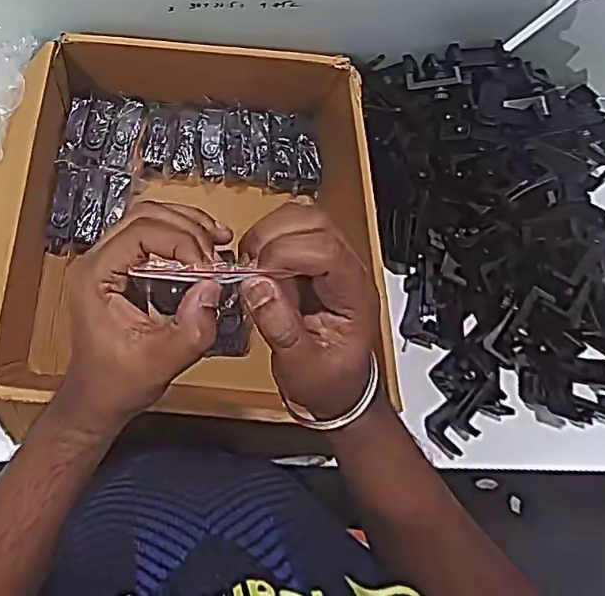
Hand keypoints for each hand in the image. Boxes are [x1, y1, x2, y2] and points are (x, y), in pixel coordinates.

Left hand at [55, 201, 232, 434]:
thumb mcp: (158, 364)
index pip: (140, 231)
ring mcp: (111, 258)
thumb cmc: (114, 384)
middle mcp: (98, 258)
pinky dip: (184, 233)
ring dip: (189, 224)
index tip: (206, 266)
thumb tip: (212, 288)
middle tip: (216, 251)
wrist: (97, 398)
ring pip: (152, 216)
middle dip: (188, 228)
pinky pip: (156, 231)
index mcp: (95, 274)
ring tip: (218, 241)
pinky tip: (207, 247)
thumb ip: (190, 330)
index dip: (180, 241)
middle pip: (146, 215)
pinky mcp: (126, 263)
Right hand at [240, 203, 380, 421]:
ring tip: (252, 265)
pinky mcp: (312, 256)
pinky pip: (290, 227)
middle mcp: (347, 268)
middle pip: (315, 222)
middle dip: (273, 238)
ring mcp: (330, 258)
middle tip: (250, 267)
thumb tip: (256, 285)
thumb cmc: (329, 383)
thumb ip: (280, 328)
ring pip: (302, 216)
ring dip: (269, 233)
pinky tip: (257, 263)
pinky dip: (267, 236)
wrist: (337, 389)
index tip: (260, 276)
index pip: (326, 250)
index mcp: (354, 294)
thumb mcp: (302, 369)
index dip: (286, 255)